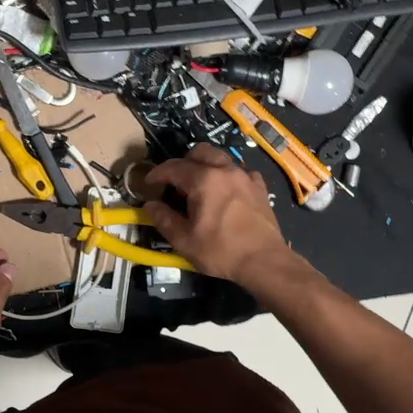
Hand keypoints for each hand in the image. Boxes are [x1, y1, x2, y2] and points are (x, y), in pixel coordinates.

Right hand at [144, 145, 294, 285]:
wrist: (264, 261)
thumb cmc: (220, 251)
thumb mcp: (184, 240)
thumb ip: (164, 219)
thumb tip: (150, 205)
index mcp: (204, 180)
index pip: (174, 167)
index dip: (158, 173)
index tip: (149, 183)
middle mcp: (225, 170)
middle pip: (200, 152)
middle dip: (184, 162)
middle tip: (176, 182)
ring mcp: (246, 177)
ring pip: (222, 158)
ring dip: (206, 166)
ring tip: (200, 187)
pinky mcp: (260, 188)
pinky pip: (241, 172)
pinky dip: (228, 176)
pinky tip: (226, 192)